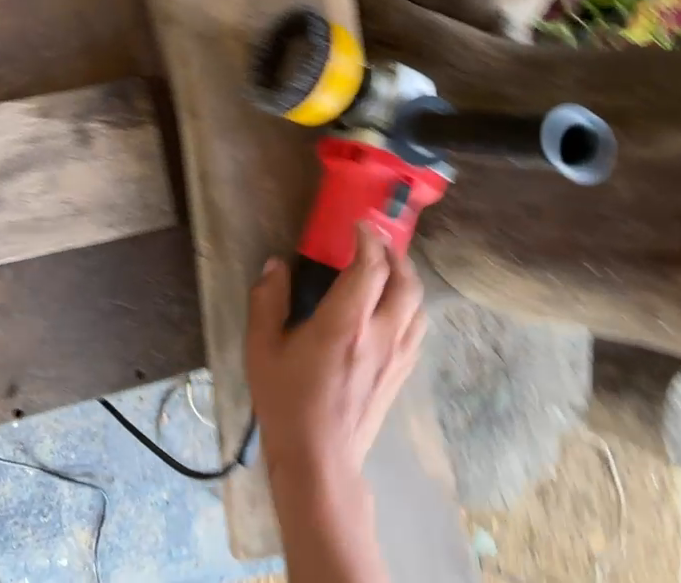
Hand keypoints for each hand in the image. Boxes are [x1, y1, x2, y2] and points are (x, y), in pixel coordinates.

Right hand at [245, 225, 425, 482]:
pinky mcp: (401, 374)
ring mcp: (396, 357)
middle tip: (374, 239)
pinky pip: (416, 328)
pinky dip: (409, 305)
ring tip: (386, 267)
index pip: (370, 268)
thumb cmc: (285, 399)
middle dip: (394, 253)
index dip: (367, 239)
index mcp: (344, 324)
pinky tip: (389, 306)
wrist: (320, 457)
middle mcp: (380, 335)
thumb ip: (267, 300)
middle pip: (406, 282)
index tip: (356, 224)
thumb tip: (275, 265)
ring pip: (418, 306)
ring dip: (406, 278)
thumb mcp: (261, 346)